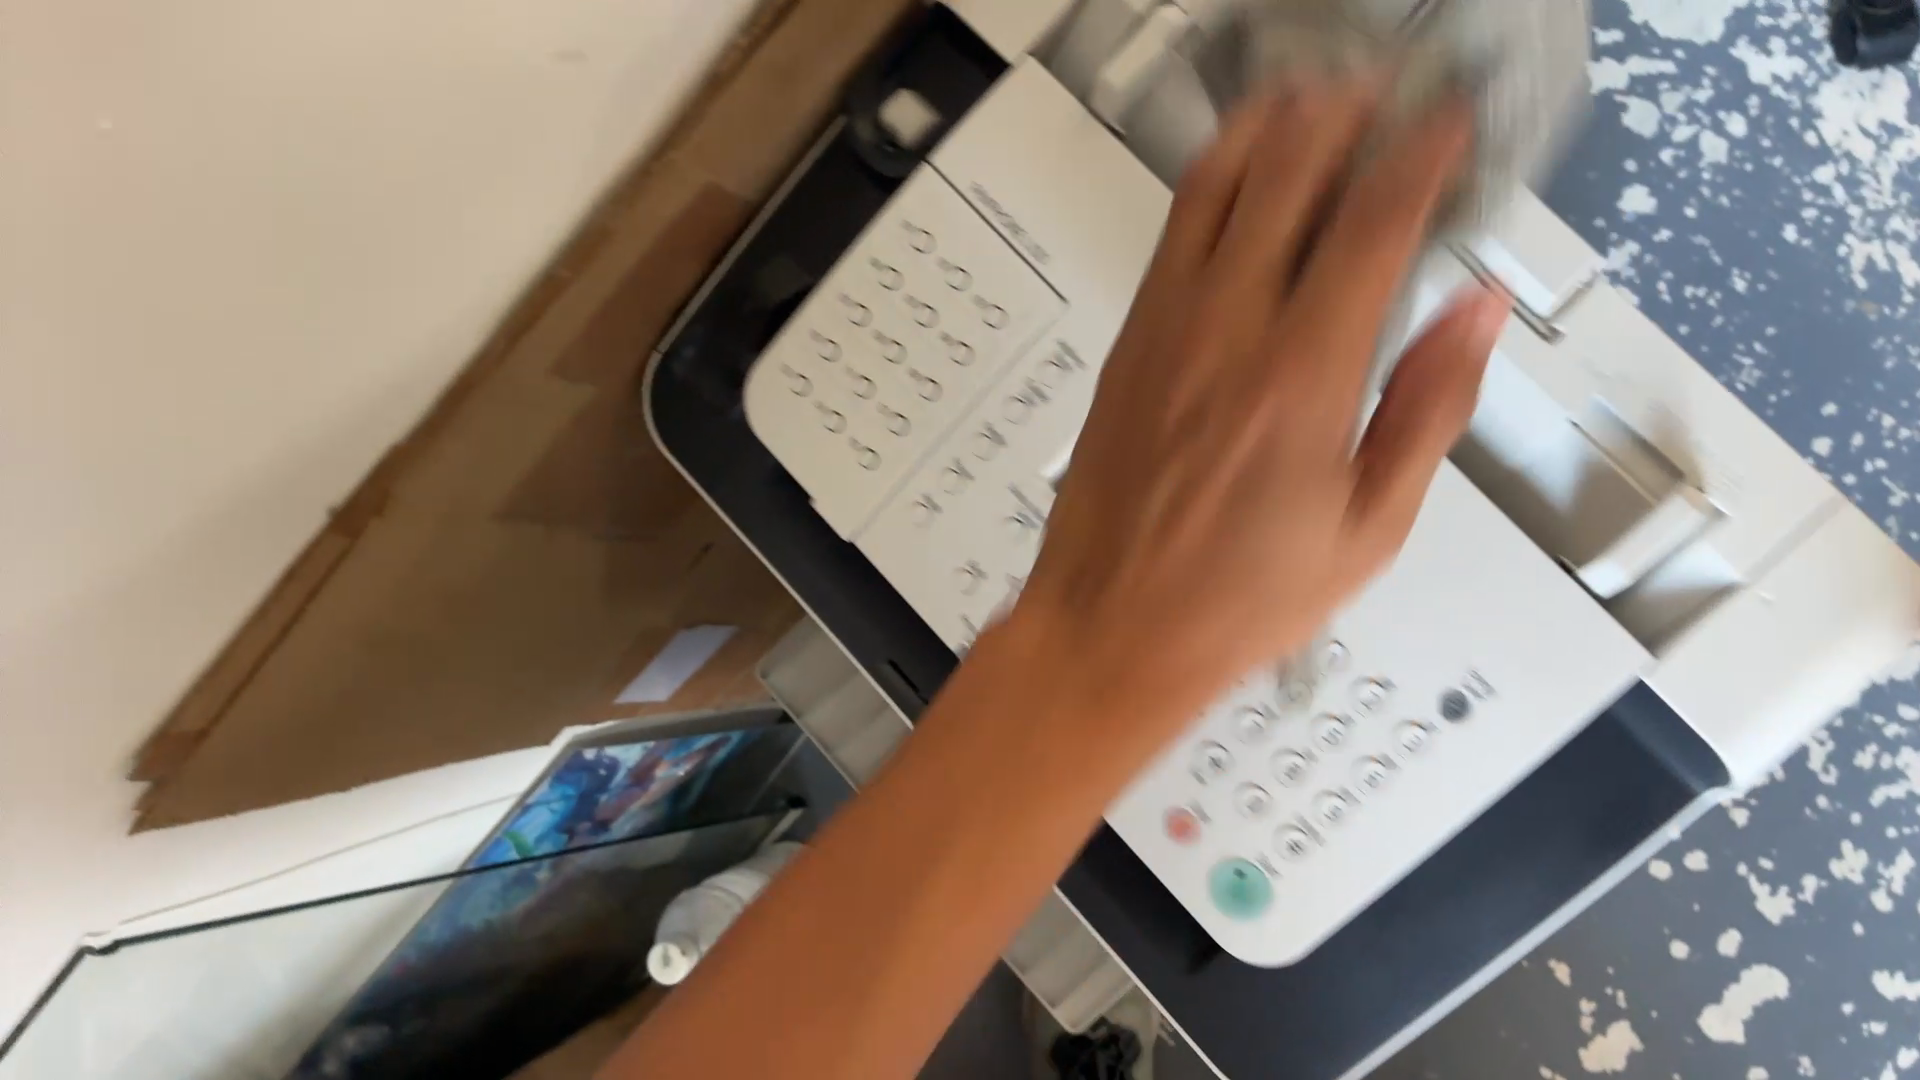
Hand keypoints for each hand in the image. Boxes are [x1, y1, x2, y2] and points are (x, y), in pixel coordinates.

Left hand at [1010, 80, 1508, 730]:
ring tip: (1301, 96)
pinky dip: (1202, 192)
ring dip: (1263, 133)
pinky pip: (1164, 246)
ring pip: (1212, 196)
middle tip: (1377, 86)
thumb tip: (1469, 318)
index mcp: (1302, 380)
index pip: (1374, 227)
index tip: (1446, 123)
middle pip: (1287, 184)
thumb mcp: (1366, 530)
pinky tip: (1223, 180)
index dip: (1419, 157)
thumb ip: (1426, 411)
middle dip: (1340, 118)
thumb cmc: (1229, 600)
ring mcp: (1162, 338)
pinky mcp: (1123, 354)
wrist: (1111, 627)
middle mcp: (1226, 339)